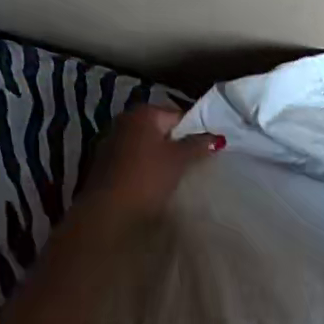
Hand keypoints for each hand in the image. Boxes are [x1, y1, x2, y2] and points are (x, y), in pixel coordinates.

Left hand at [79, 106, 224, 220]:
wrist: (109, 210)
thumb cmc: (147, 177)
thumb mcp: (179, 159)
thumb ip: (198, 144)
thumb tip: (217, 137)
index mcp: (143, 113)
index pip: (179, 115)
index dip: (196, 130)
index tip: (207, 148)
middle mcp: (124, 120)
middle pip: (161, 129)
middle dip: (178, 143)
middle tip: (196, 161)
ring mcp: (112, 141)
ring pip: (147, 144)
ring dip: (162, 155)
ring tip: (178, 173)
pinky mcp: (106, 163)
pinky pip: (135, 158)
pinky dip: (147, 165)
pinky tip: (156, 181)